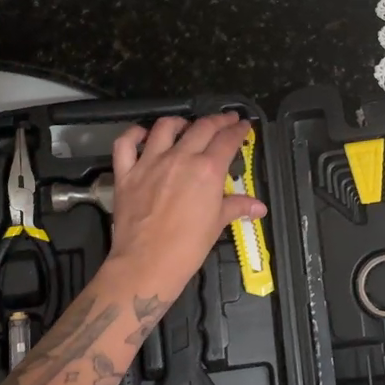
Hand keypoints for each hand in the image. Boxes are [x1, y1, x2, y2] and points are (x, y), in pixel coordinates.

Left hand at [106, 112, 265, 301]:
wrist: (147, 263)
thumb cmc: (188, 247)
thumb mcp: (217, 224)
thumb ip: (237, 207)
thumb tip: (259, 207)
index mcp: (207, 170)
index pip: (227, 140)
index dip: (238, 130)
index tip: (243, 125)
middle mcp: (180, 158)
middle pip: (202, 127)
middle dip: (218, 120)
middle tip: (225, 120)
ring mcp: (150, 162)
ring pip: (165, 127)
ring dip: (180, 122)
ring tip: (186, 126)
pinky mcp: (126, 173)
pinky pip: (126, 143)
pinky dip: (134, 134)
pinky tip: (143, 135)